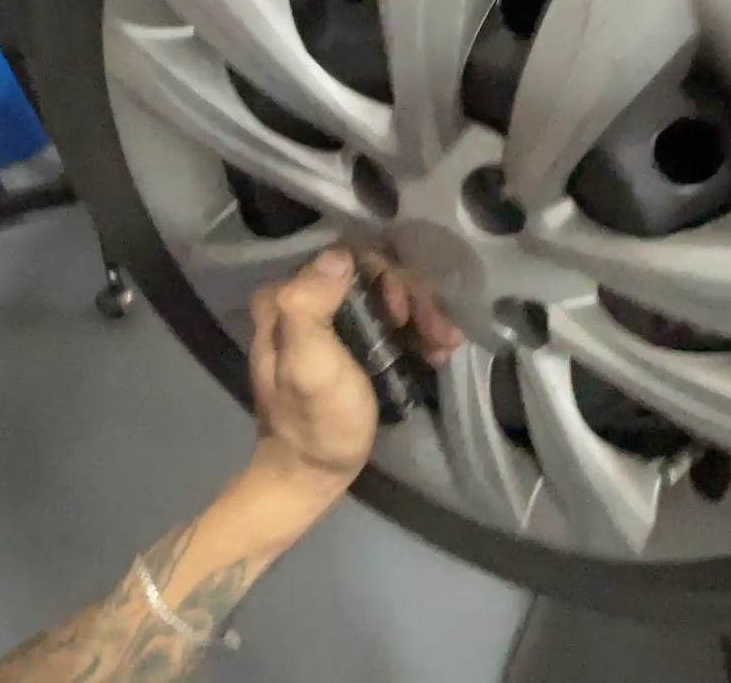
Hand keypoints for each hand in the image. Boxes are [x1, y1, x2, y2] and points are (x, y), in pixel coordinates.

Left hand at [246, 249, 463, 492]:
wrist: (313, 476)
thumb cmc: (315, 421)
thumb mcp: (310, 364)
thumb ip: (311, 306)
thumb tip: (339, 255)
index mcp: (285, 297)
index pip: (348, 259)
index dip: (385, 279)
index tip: (402, 316)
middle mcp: (304, 300)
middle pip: (372, 278)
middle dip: (412, 301)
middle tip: (435, 333)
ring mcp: (328, 323)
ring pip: (384, 298)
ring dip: (422, 317)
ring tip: (445, 343)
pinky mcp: (348, 344)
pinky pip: (386, 321)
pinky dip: (415, 332)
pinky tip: (437, 350)